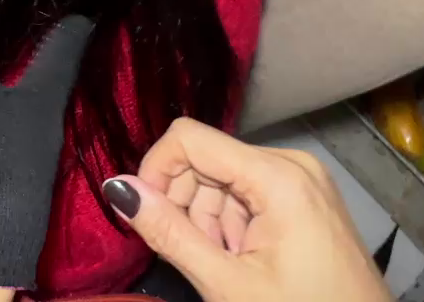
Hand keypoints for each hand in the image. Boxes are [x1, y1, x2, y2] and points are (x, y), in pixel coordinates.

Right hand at [102, 118, 390, 301]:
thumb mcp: (228, 286)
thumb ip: (168, 232)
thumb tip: (115, 186)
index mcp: (277, 175)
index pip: (188, 138)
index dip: (156, 171)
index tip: (146, 217)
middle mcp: (291, 163)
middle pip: (205, 158)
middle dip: (187, 205)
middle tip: (198, 258)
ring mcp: (303, 179)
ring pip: (221, 177)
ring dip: (208, 219)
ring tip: (226, 268)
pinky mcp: (307, 197)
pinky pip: (247, 191)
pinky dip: (232, 223)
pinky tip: (244, 262)